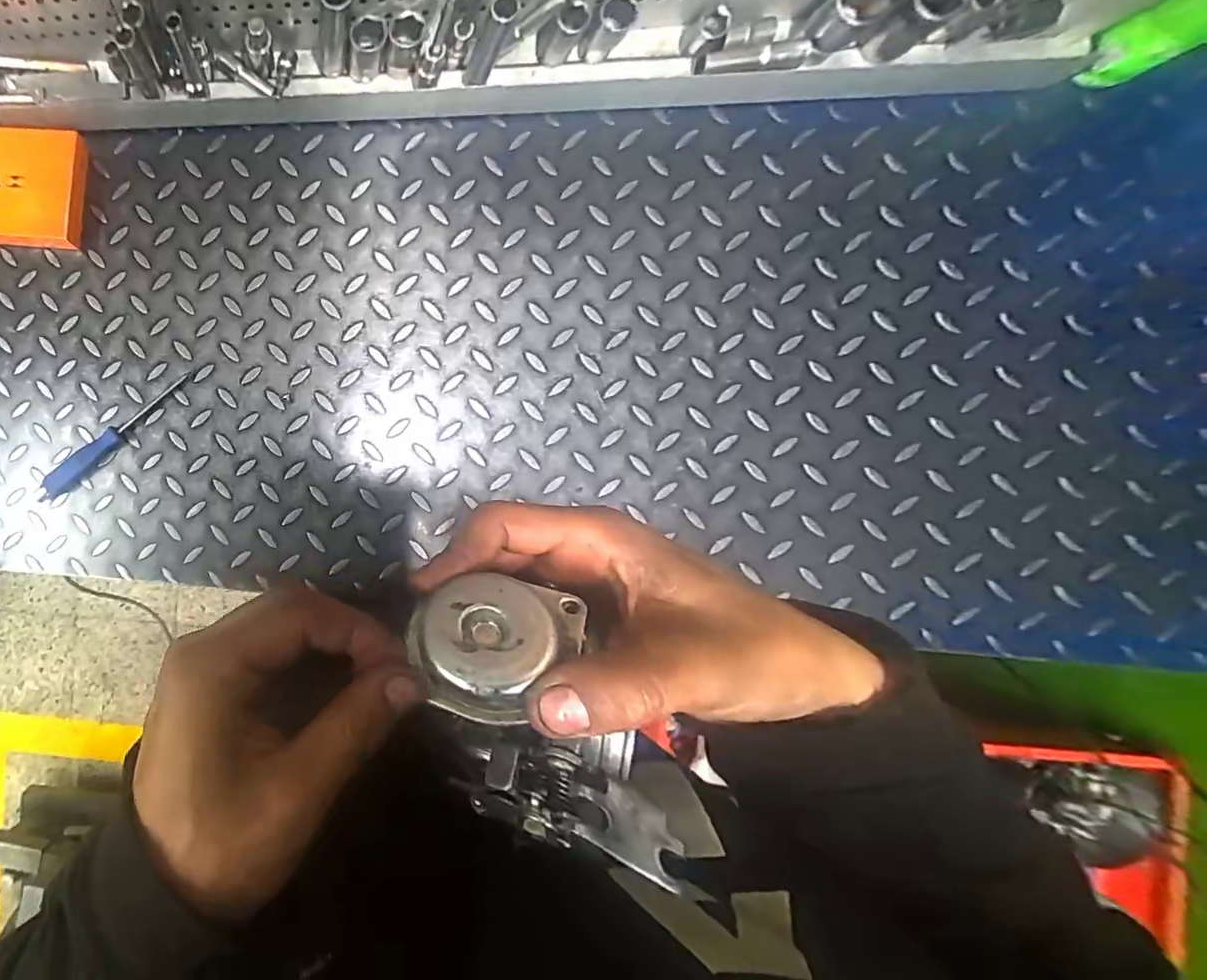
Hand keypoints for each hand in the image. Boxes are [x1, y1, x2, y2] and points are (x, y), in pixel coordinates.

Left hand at [132, 587, 422, 923]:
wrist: (159, 885)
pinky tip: (335, 685)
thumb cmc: (222, 843)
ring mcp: (200, 660)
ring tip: (372, 676)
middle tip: (391, 670)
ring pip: (276, 625)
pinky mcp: (206, 680)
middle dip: (345, 631)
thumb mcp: (296, 791)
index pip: (296, 612)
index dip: (355, 629)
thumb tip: (409, 680)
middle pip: (285, 609)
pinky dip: (304, 658)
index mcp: (212, 663)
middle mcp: (201, 646)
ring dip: (327, 642)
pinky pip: (263, 649)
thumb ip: (353, 726)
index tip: (400, 664)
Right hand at [411, 503, 883, 738]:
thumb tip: (540, 711)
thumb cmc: (752, 652)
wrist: (810, 679)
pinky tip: (490, 664)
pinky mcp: (587, 611)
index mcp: (596, 538)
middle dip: (458, 584)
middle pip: (496, 551)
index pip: (505, 525)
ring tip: (446, 651)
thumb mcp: (687, 668)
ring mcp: (583, 580)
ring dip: (476, 609)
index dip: (458, 552)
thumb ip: (618, 687)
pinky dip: (503, 631)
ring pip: (508, 580)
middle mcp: (580, 550)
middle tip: (427, 633)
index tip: (427, 597)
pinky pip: (528, 611)